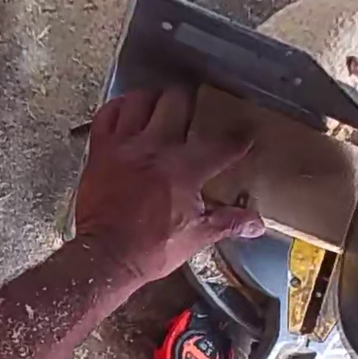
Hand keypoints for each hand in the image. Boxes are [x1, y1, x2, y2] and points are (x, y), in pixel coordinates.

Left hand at [73, 87, 260, 283]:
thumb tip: (256, 223)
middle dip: (190, 104)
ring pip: (142, 100)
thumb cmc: (148, 251)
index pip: (221, 145)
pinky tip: (127, 113)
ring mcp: (124, 147)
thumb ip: (227, 222)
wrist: (106, 258)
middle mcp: (155, 149)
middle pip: (178, 102)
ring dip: (154, 100)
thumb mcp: (195, 238)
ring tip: (160, 108)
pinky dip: (118, 109)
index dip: (237, 140)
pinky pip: (107, 115)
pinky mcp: (100, 152)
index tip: (243, 139)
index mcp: (184, 170)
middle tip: (193, 112)